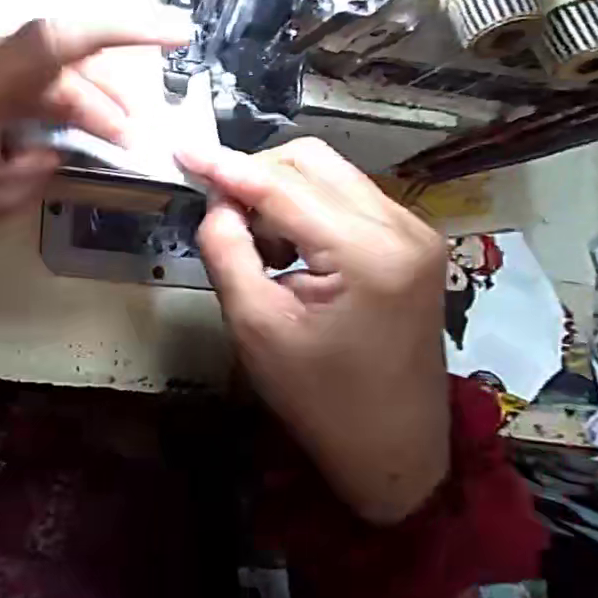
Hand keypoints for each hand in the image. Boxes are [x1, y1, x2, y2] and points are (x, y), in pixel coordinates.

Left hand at [0, 17, 188, 279]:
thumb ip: (37, 167)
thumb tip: (66, 149)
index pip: (56, 38)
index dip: (123, 27)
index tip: (175, 33)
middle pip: (48, 55)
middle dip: (98, 91)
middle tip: (131, 133)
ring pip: (23, 63)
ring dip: (64, 96)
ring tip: (99, 137)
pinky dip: (29, 97)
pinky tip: (46, 129)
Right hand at [177, 138, 452, 523]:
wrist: (392, 448)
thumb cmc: (318, 398)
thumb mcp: (255, 325)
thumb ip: (227, 250)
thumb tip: (218, 201)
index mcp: (369, 253)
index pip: (283, 186)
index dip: (226, 165)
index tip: (181, 149)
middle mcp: (403, 227)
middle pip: (312, 162)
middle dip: (255, 176)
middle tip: (222, 216)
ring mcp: (415, 232)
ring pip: (330, 174)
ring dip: (281, 194)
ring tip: (261, 248)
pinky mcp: (413, 243)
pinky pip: (347, 198)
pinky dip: (307, 209)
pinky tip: (292, 250)